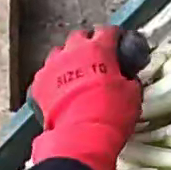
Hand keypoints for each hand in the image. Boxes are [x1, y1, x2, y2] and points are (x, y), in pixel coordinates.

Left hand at [29, 26, 140, 169]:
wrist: (81, 137)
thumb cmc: (111, 114)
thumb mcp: (132, 95)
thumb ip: (129, 80)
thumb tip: (128, 79)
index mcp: (98, 49)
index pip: (108, 31)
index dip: (115, 36)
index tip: (119, 43)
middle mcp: (72, 51)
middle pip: (80, 37)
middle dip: (89, 43)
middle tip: (97, 58)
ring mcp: (52, 67)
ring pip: (59, 54)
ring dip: (69, 60)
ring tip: (77, 75)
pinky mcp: (38, 85)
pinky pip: (47, 76)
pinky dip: (55, 80)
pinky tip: (62, 93)